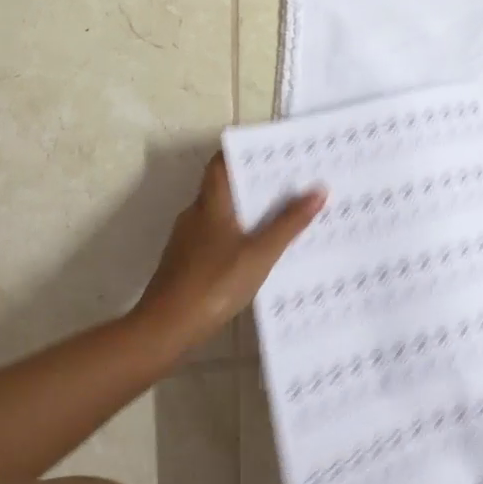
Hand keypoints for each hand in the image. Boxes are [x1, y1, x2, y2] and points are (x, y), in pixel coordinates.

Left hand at [136, 154, 324, 349]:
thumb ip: (289, 223)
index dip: (245, 152)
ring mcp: (187, 241)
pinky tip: (257, 253)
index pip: (222, 162)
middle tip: (292, 183)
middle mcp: (195, 215)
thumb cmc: (212, 284)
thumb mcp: (259, 254)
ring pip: (221, 214)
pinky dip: (237, 236)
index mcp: (210, 203)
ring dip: (248, 212)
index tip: (274, 152)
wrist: (163, 331)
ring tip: (282, 216)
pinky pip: (216, 238)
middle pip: (225, 187)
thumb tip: (319, 189)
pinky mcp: (185, 264)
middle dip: (256, 183)